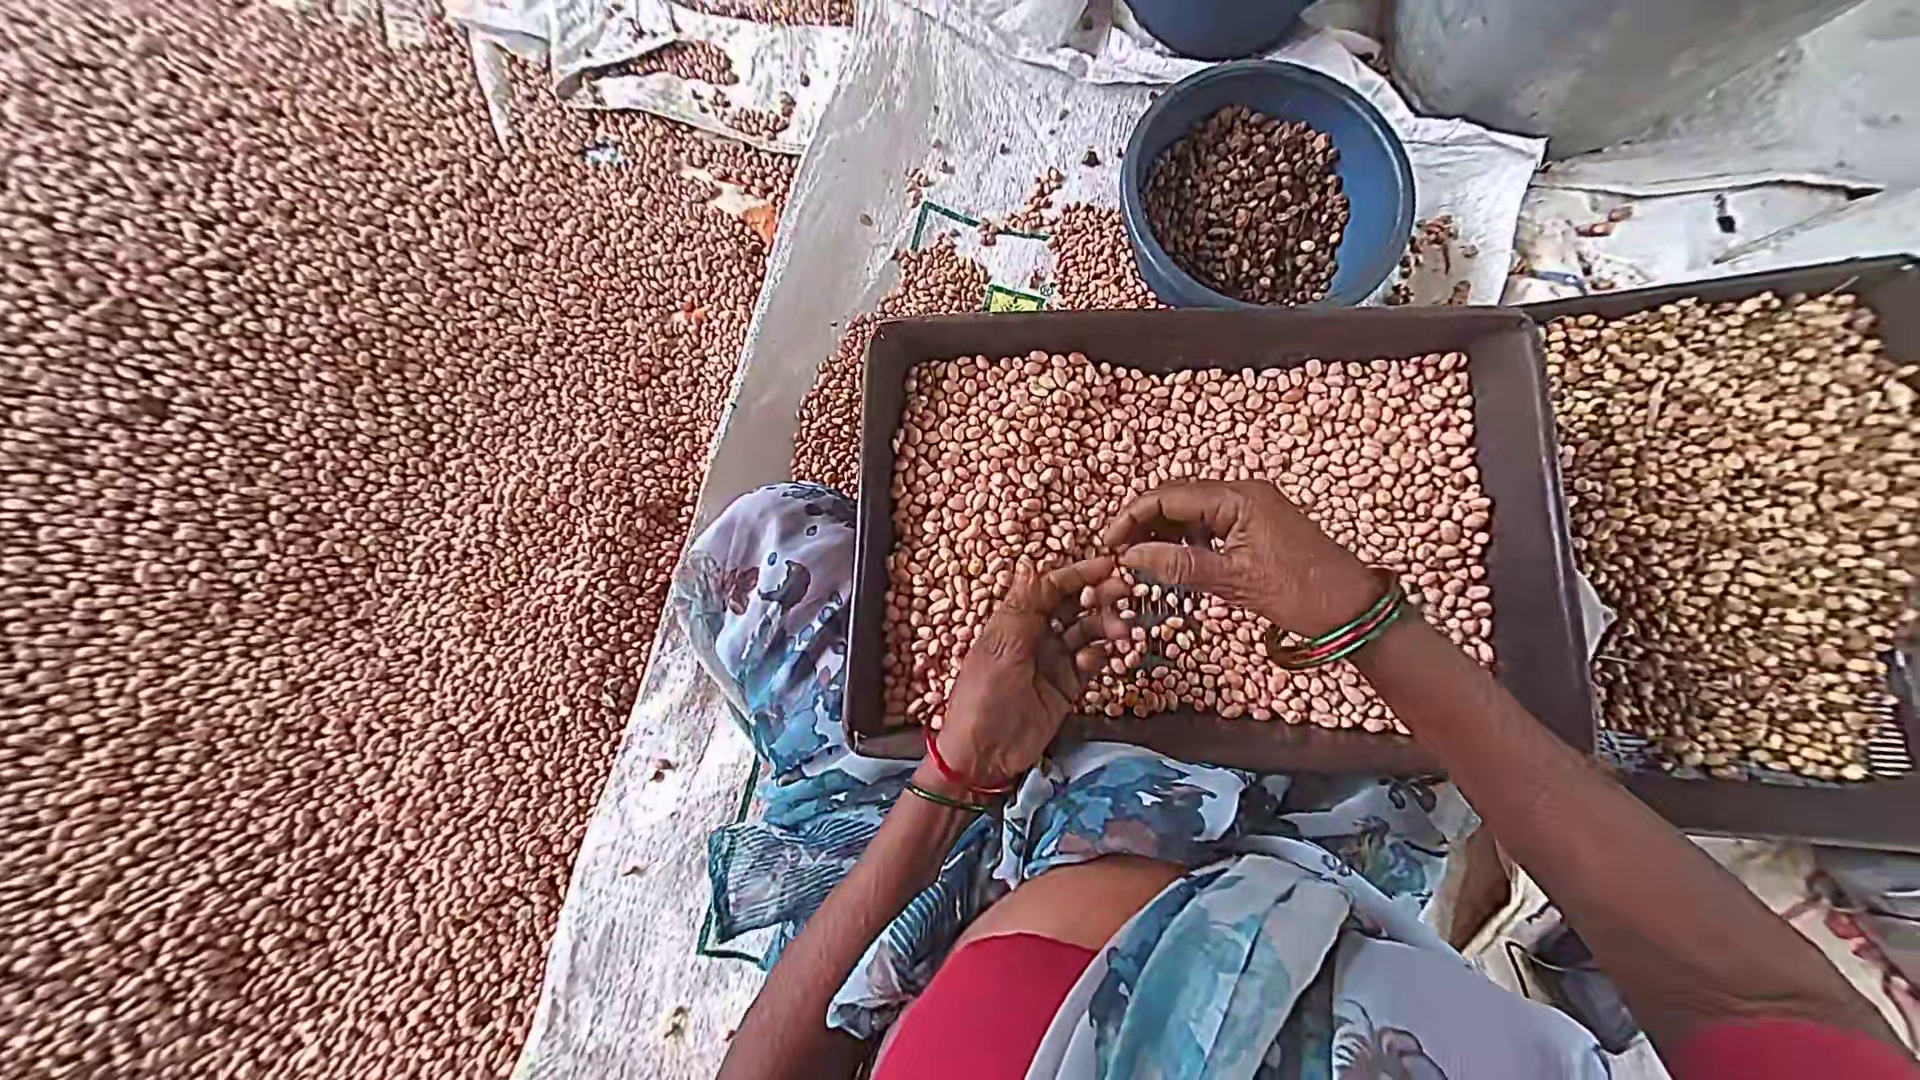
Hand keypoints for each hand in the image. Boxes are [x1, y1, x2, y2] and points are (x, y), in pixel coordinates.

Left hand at [926, 555, 1121, 792]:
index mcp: (1014, 620)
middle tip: (1124, 593)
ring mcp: (1052, 661)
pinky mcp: (1066, 687)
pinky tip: (1096, 659)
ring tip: (1121, 631)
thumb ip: (1022, 608)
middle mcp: (1035, 635)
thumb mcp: (1000, 648)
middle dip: (1098, 596)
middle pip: (1073, 605)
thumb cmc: (983, 696)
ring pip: (1086, 632)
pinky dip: (1097, 656)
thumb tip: (1032, 565)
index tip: (1109, 566)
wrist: (983, 755)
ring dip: (1104, 626)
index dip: (1077, 574)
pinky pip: (1089, 662)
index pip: (1050, 587)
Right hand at [1102, 479, 1376, 637]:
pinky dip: (1183, 540)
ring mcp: (1249, 508)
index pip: (1167, 496)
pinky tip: (1169, 560)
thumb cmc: (1302, 593)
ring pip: (1189, 512)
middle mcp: (1242, 494)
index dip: (1131, 518)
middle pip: (1175, 498)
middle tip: (1117, 553)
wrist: (1357, 610)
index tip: (1108, 545)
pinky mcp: (1253, 525)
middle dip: (1141, 524)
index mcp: (1238, 498)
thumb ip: (1178, 565)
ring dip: (1160, 533)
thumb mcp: (1234, 580)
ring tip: (1137, 559)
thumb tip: (1129, 556)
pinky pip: (1206, 524)